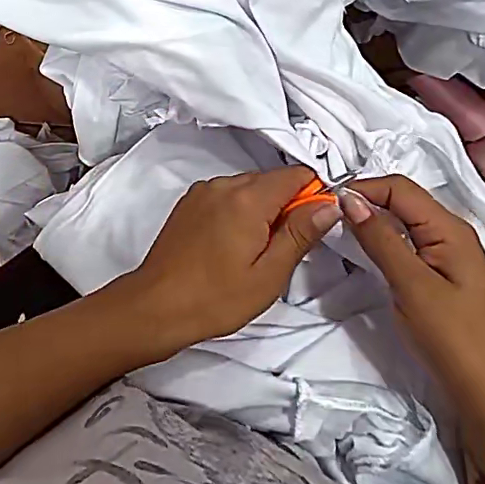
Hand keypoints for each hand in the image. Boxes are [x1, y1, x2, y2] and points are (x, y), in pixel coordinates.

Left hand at [118, 166, 340, 354]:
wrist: (154, 308)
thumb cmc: (214, 298)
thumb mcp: (270, 274)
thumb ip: (301, 233)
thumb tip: (330, 205)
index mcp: (249, 198)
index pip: (298, 175)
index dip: (313, 196)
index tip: (311, 226)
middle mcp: (226, 184)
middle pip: (273, 180)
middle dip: (287, 206)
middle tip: (282, 248)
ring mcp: (205, 190)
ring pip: (250, 186)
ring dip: (262, 208)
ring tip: (253, 250)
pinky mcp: (191, 201)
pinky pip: (227, 194)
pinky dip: (238, 210)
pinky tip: (231, 244)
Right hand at [339, 176, 484, 403]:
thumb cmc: (456, 340)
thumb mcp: (412, 286)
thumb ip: (380, 239)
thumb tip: (349, 199)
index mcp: (450, 227)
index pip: (400, 187)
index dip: (363, 188)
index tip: (327, 203)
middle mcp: (453, 233)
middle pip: (404, 201)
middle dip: (368, 201)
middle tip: (329, 217)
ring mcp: (451, 256)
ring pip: (407, 223)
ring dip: (376, 222)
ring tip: (343, 233)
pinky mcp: (446, 278)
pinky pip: (412, 246)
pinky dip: (388, 244)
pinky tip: (371, 256)